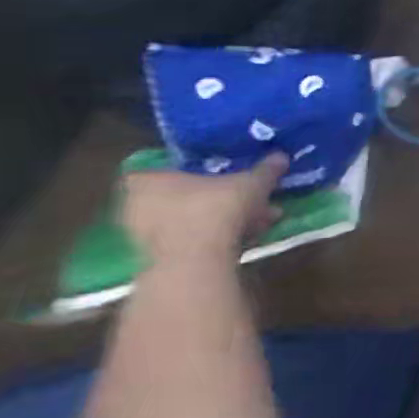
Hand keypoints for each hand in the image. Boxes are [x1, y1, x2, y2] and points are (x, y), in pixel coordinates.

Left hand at [121, 154, 287, 265]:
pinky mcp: (161, 258)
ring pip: (193, 219)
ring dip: (226, 219)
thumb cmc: (214, 210)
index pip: (169, 167)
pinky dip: (218, 238)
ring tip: (261, 220)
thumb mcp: (251, 184)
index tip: (222, 173)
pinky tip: (250, 238)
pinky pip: (194, 240)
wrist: (196, 261)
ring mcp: (146, 234)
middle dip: (222, 197)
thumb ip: (265, 170)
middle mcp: (137, 204)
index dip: (196, 170)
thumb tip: (281, 156)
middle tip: (252, 198)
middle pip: (185, 195)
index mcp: (148, 179)